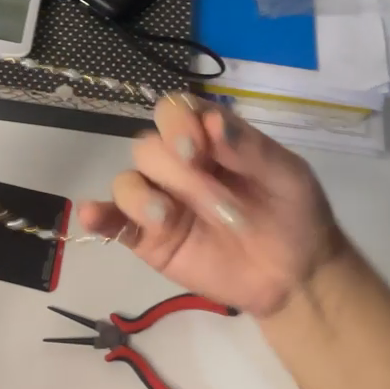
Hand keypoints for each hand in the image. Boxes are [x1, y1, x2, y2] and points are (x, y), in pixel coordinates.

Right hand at [78, 95, 350, 317]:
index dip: (177, 122)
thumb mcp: (286, 174)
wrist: (296, 276)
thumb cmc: (294, 214)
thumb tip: (212, 121)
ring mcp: (158, 201)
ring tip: (167, 218)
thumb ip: (249, 148)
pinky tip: (93, 215)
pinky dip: (98, 216)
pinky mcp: (147, 237)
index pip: (173, 111)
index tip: (199, 148)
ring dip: (142, 196)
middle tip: (212, 200)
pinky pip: (114, 221)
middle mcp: (176, 165)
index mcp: (207, 140)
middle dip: (174, 171)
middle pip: (147, 147)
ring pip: (127, 181)